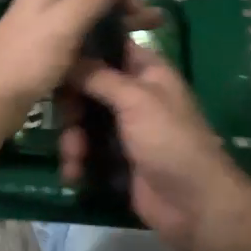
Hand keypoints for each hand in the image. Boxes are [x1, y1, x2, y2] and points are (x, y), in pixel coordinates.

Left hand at [0, 0, 154, 128]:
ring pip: (83, 25)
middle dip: (120, 9)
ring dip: (111, 31)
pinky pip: (75, 47)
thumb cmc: (29, 58)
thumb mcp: (65, 22)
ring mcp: (41, 31)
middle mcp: (43, 4)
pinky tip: (112, 66)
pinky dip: (95, 50)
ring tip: (140, 46)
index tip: (144, 4)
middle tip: (153, 25)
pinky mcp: (41, 57)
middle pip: (88, 0)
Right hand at [60, 44, 250, 250]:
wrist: (196, 207)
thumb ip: (98, 75)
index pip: (107, 43)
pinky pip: (85, 147)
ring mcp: (122, 125)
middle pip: (87, 83)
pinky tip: (74, 174)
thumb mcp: (135, 100)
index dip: (81, 47)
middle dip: (71, 103)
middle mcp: (131, 92)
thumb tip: (66, 54)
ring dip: (72, 136)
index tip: (54, 55)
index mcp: (144, 69)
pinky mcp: (114, 156)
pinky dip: (76, 158)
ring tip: (74, 157)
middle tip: (67, 119)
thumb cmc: (170, 140)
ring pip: (82, 117)